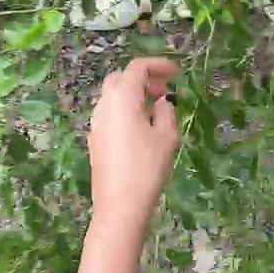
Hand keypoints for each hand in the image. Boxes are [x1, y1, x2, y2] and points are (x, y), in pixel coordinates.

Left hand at [87, 57, 180, 233]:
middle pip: (122, 78)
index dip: (159, 65)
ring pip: (114, 96)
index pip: (138, 68)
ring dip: (134, 95)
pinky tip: (142, 129)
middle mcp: (104, 105)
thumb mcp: (166, 137)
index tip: (177, 72)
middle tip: (165, 90)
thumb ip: (166, 111)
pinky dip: (126, 110)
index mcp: (122, 98)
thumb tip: (162, 101)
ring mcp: (96, 123)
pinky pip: (110, 114)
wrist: (119, 207)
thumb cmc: (146, 167)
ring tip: (156, 110)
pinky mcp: (95, 140)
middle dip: (144, 79)